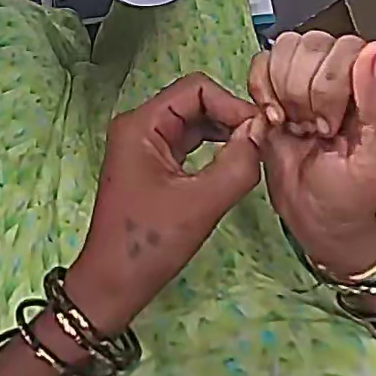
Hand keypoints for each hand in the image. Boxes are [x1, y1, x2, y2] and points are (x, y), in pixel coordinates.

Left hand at [63, 73, 265, 333]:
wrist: (111, 285)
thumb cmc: (149, 244)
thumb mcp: (201, 203)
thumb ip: (238, 164)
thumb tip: (263, 131)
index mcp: (141, 124)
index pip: (196, 89)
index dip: (232, 104)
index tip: (262, 131)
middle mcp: (140, 125)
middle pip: (195, 101)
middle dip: (231, 116)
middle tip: (263, 142)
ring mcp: (144, 144)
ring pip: (194, 121)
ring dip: (225, 132)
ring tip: (255, 152)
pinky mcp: (152, 163)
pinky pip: (188, 142)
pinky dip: (214, 148)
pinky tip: (235, 162)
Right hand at [249, 33, 375, 276]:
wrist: (315, 217)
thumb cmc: (352, 193)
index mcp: (371, 82)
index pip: (345, 48)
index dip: (329, 85)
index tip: (328, 126)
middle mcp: (338, 70)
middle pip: (310, 45)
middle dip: (303, 93)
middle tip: (311, 130)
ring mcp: (303, 75)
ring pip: (283, 49)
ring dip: (281, 92)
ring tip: (294, 124)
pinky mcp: (273, 86)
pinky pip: (260, 63)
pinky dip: (260, 91)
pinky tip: (273, 118)